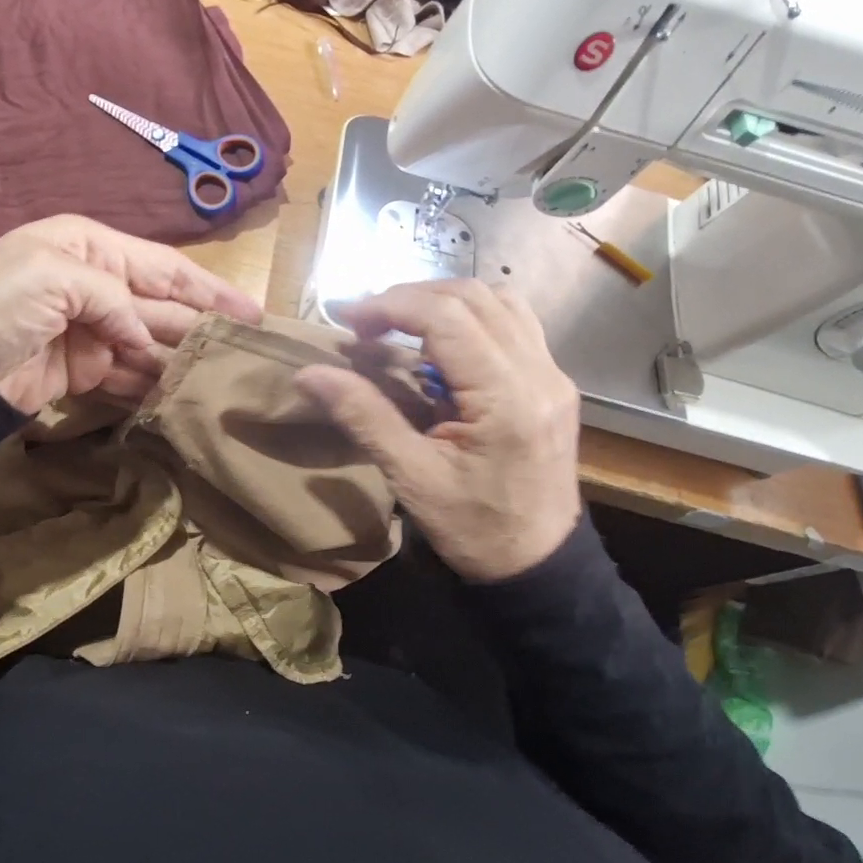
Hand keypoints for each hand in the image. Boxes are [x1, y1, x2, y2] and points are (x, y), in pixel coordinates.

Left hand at [0, 215, 262, 413]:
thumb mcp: (55, 277)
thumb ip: (114, 299)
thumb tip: (145, 340)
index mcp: (90, 248)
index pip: (163, 266)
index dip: (208, 288)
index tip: (251, 311)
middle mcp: (94, 284)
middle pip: (162, 306)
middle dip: (202, 325)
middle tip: (248, 350)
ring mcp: (88, 331)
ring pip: (149, 343)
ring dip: (182, 359)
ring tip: (225, 377)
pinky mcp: (80, 371)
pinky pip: (127, 376)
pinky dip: (152, 385)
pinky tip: (183, 396)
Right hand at [295, 281, 581, 581]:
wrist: (538, 565)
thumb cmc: (473, 528)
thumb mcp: (411, 477)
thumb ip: (363, 416)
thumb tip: (309, 373)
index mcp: (507, 396)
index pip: (447, 317)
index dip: (390, 305)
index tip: (346, 319)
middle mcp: (539, 373)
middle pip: (474, 297)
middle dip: (411, 297)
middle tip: (364, 321)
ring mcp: (553, 375)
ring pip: (499, 301)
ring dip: (442, 301)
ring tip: (397, 324)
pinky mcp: (552, 383)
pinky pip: (513, 324)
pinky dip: (470, 317)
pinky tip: (439, 343)